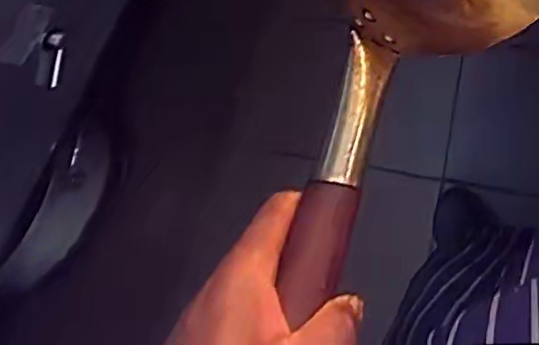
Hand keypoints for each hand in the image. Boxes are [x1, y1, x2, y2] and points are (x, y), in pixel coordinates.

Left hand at [166, 191, 362, 344]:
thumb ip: (336, 320)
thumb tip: (347, 306)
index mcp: (238, 277)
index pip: (282, 208)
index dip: (316, 207)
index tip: (338, 225)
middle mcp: (209, 296)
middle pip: (271, 258)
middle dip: (303, 278)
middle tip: (324, 309)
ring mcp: (191, 333)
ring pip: (252, 302)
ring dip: (280, 317)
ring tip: (299, 343)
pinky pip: (231, 334)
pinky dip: (257, 340)